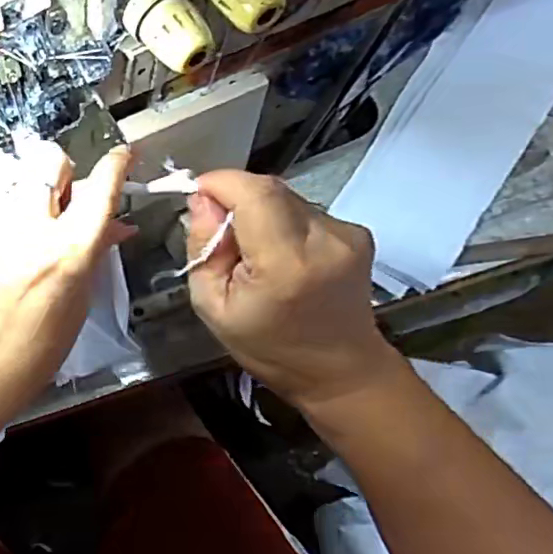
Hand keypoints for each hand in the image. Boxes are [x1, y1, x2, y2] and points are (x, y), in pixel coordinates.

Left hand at [0, 144, 133, 434]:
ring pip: (11, 173)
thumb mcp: (76, 309)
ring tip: (26, 218)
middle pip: (47, 160)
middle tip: (62, 201)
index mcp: (65, 254)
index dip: (116, 164)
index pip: (99, 187)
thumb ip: (92, 257)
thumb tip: (114, 227)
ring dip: (26, 186)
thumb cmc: (29, 357)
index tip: (121, 157)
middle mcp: (24, 230)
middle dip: (62, 173)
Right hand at [185, 169, 405, 407]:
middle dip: (234, 197)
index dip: (220, 183)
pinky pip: (303, 209)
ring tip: (249, 250)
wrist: (340, 370)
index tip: (196, 194)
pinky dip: (280, 221)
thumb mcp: (212, 307)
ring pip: (286, 196)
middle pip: (270, 188)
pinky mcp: (356, 232)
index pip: (254, 193)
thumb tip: (200, 202)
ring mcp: (346, 232)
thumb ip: (202, 249)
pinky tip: (277, 253)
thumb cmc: (269, 348)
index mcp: (285, 263)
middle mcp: (324, 239)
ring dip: (257, 210)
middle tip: (216, 230)